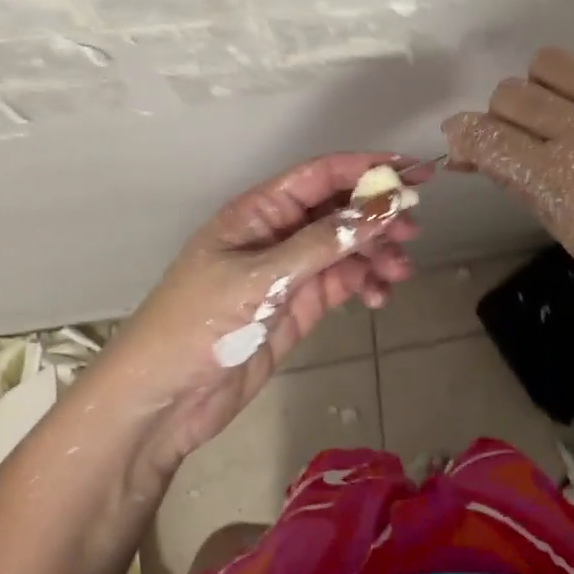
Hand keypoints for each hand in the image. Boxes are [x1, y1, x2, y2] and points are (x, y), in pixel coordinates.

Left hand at [90, 153, 422, 475]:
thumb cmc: (197, 327)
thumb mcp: (263, 278)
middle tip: (414, 229)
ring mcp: (289, 271)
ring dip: (377, 254)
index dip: (369, 169)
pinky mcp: (297, 306)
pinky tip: (379, 296)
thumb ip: (326, 242)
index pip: (322, 175)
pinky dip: (365, 283)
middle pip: (340, 209)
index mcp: (258, 212)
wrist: (160, 404)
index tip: (414, 173)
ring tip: (399, 272)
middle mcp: (277, 233)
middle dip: (379, 215)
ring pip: (347, 247)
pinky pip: (342, 281)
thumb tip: (383, 206)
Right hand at [442, 40, 573, 311]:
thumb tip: (471, 153)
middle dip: (500, 117)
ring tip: (560, 114)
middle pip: (510, 94)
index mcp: (561, 176)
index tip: (462, 138)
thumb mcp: (562, 228)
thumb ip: (515, 182)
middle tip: (520, 139)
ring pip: (548, 61)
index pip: (486, 136)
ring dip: (540, 87)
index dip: (462, 135)